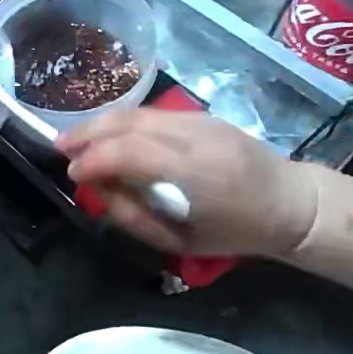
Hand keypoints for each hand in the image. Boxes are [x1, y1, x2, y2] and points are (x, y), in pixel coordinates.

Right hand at [58, 109, 320, 256]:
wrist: (291, 202)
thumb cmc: (236, 232)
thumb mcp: (180, 241)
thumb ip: (133, 215)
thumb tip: (96, 188)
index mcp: (193, 173)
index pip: (128, 153)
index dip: (93, 160)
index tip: (73, 174)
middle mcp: (194, 136)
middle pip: (128, 123)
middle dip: (88, 133)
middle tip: (61, 147)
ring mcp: (199, 120)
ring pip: (137, 112)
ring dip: (101, 123)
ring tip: (76, 138)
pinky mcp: (202, 114)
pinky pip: (152, 113)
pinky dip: (123, 121)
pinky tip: (108, 133)